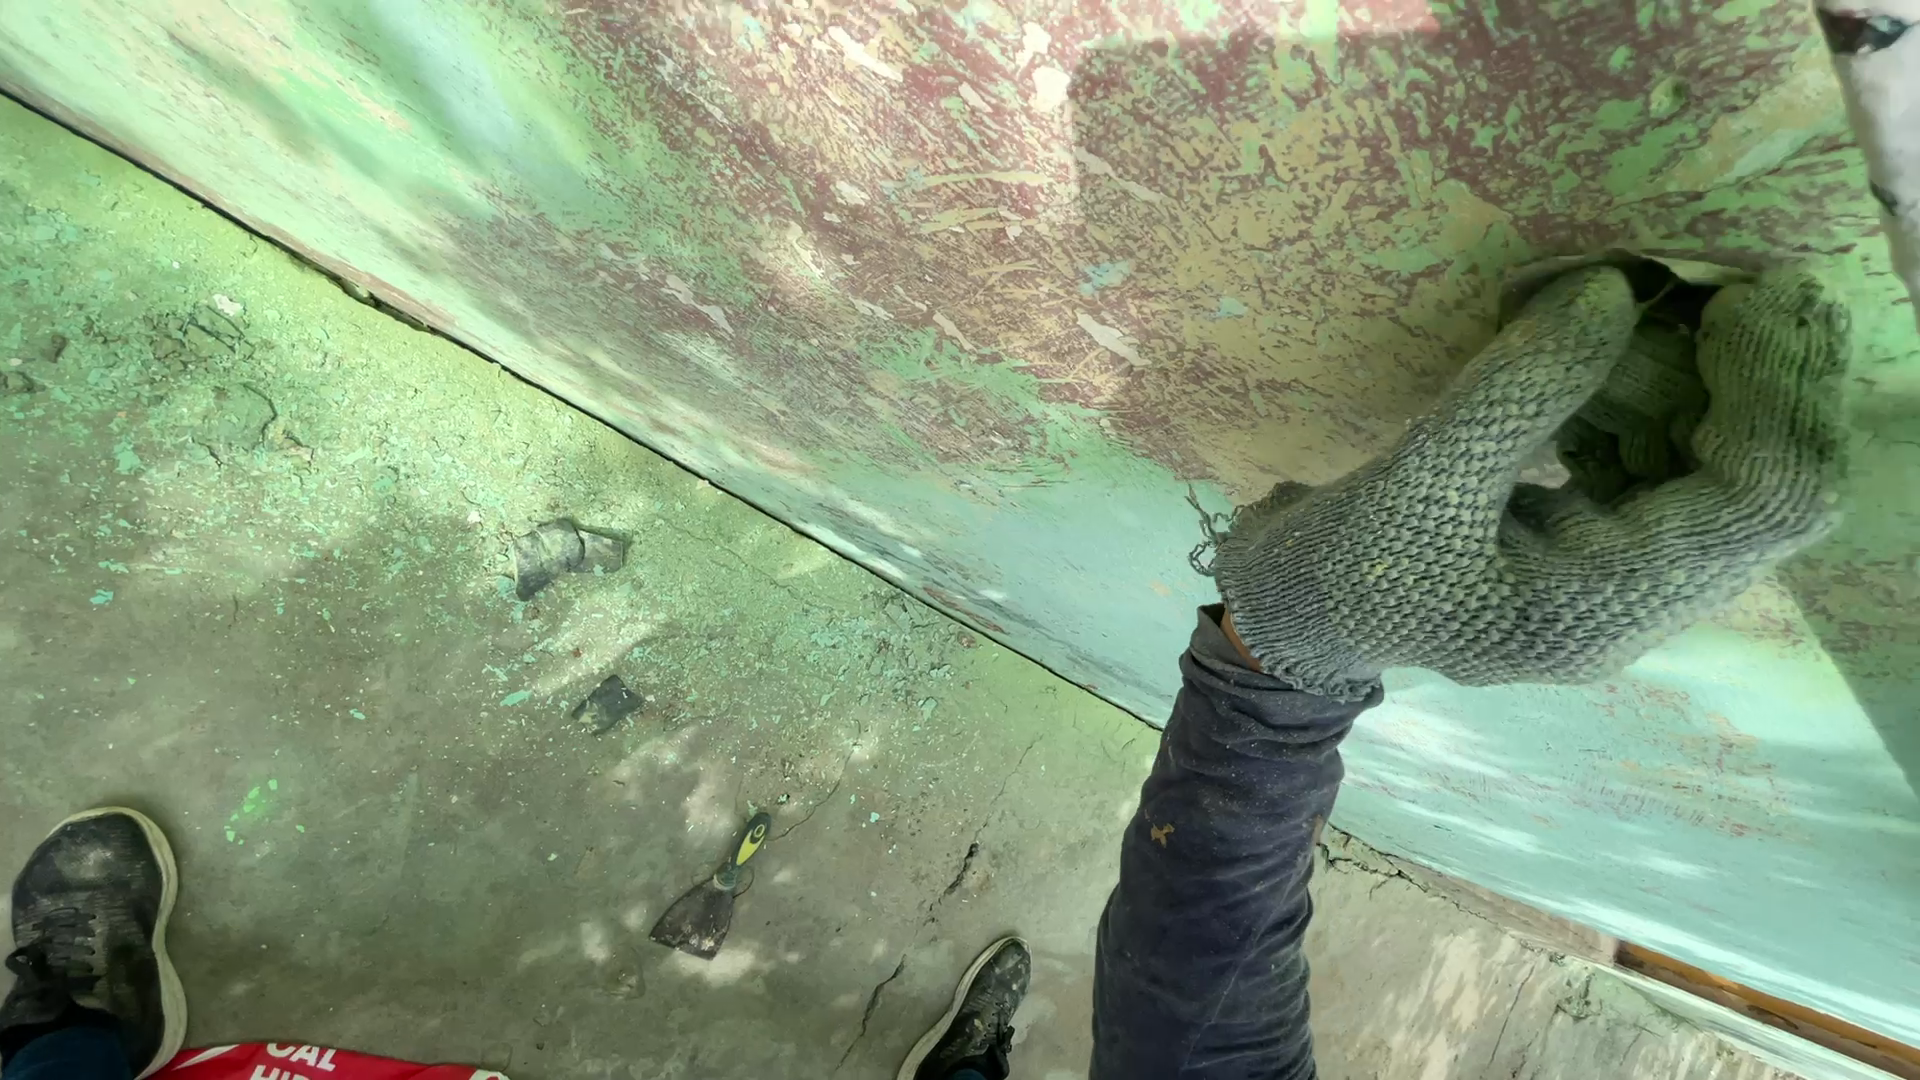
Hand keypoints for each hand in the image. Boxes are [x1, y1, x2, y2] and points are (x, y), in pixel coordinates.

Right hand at [1213, 265, 1849, 698]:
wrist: (1288, 602)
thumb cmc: (1335, 566)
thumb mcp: (1411, 480)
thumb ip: (1513, 392)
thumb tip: (1611, 288)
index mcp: (1593, 615)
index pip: (1761, 505)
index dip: (1776, 390)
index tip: (1742, 290)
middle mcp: (1622, 604)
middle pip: (1744, 480)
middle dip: (1716, 376)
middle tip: (1654, 291)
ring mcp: (1598, 574)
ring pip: (1697, 467)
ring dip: (1667, 383)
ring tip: (1594, 329)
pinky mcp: (1570, 544)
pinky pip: (1641, 464)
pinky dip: (1623, 404)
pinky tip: (1577, 370)